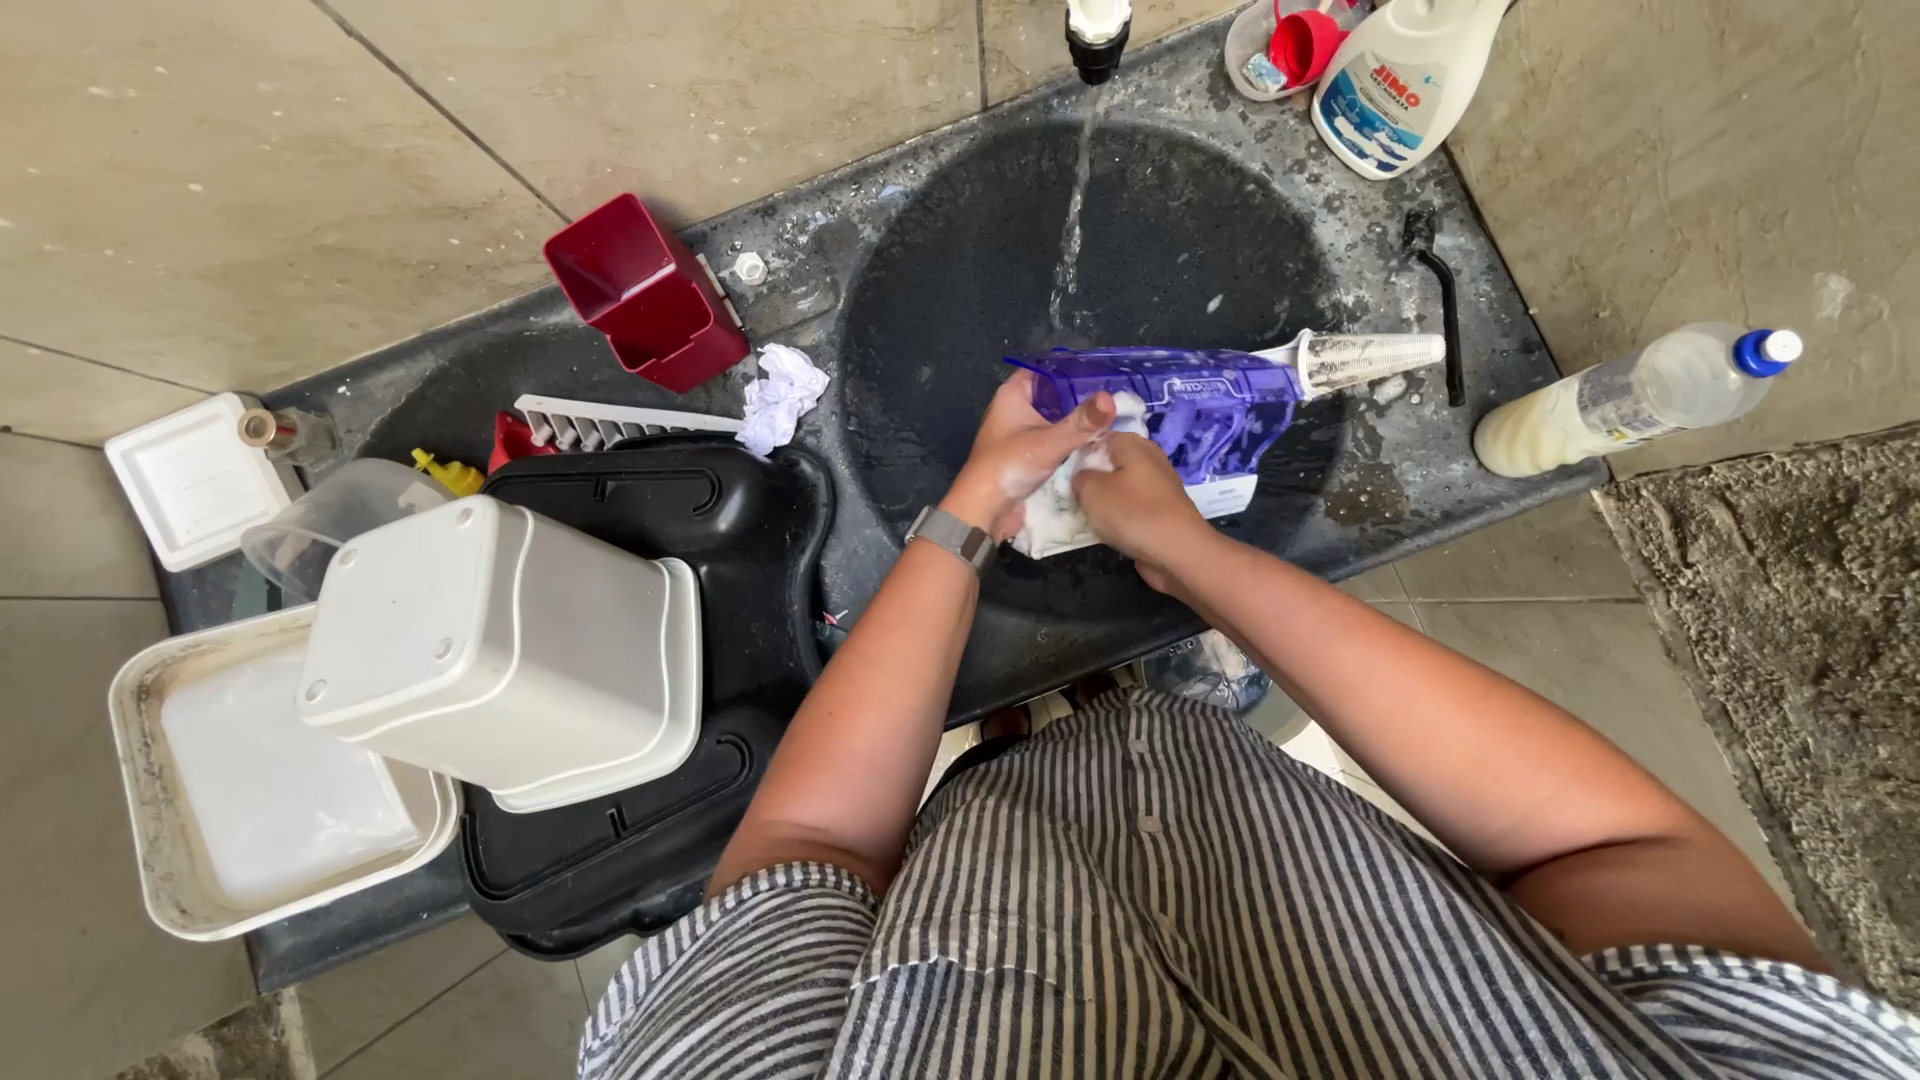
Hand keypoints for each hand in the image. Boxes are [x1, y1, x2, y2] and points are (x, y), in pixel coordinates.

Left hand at [940, 370, 1114, 540]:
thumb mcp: (1049, 441)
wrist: (984, 510)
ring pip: (1054, 420)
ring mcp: (1020, 435)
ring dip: (1076, 421)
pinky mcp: (1027, 457)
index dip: (1067, 367)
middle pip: (1051, 395)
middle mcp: (1014, 411)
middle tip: (1113, 395)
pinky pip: (1053, 442)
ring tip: (1112, 416)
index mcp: (1012, 395)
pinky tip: (1096, 441)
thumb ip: (1082, 422)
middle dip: (1078, 396)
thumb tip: (1111, 399)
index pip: (1042, 369)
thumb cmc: (1008, 466)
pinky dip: (1070, 441)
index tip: (1098, 369)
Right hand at [1071, 433, 1213, 591]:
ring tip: (1086, 513)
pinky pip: (1132, 507)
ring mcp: (1158, 486)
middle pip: (1111, 462)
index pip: (1098, 436)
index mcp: (1133, 444)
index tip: (1062, 471)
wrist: (1177, 553)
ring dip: (1105, 499)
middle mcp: (1150, 459)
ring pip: (1121, 486)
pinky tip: (1108, 529)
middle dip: (1091, 477)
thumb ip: (1080, 476)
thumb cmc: (1131, 513)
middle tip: (1071, 493)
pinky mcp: (1162, 511)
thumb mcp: (1091, 490)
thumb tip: (1082, 477)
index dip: (1078, 452)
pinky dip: (1120, 516)